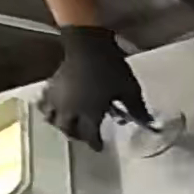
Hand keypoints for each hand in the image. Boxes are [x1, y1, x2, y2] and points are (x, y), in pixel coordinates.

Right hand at [42, 26, 150, 149]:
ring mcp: (58, 97)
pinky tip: (56, 107)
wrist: (89, 45)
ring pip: (53, 119)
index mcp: (90, 112)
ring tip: (71, 125)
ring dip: (62, 125)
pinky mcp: (52, 86)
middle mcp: (70, 109)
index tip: (100, 147)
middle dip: (78, 136)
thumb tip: (148, 123)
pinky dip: (49, 110)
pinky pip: (45, 104)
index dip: (95, 143)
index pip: (90, 135)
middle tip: (87, 136)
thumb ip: (137, 109)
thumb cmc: (110, 68)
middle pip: (69, 130)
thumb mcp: (129, 90)